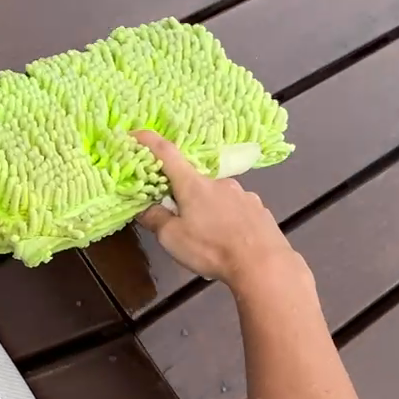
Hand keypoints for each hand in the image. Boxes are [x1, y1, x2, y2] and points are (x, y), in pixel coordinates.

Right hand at [134, 131, 303, 291]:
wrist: (263, 264)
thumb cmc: (210, 248)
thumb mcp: (171, 237)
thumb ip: (155, 219)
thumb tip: (145, 207)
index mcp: (194, 185)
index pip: (167, 155)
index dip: (149, 142)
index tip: (135, 134)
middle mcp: (219, 183)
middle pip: (191, 181)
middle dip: (178, 193)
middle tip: (171, 216)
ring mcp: (243, 194)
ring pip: (213, 196)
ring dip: (201, 208)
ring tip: (200, 234)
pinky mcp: (257, 209)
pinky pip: (231, 207)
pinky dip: (221, 217)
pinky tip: (222, 238)